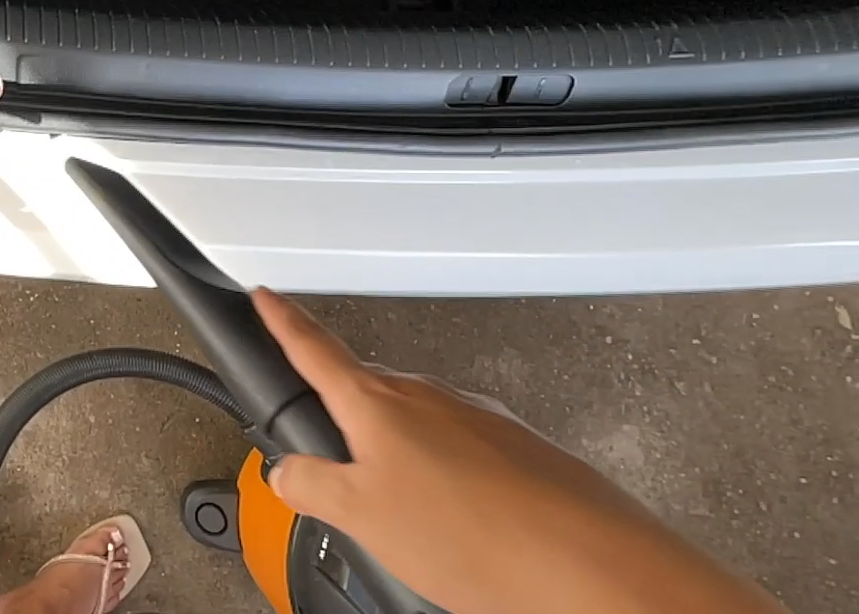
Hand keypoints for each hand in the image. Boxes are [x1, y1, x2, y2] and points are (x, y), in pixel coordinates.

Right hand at [252, 289, 786, 613]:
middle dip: (350, 421)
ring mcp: (483, 420)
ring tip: (420, 523)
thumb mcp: (363, 520)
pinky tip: (471, 529)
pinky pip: (471, 455)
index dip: (282, 319)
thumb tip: (288, 472)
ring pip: (421, 428)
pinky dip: (458, 482)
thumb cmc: (478, 541)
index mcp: (376, 405)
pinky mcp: (530, 451)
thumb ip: (312, 486)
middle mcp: (428, 397)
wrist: (608, 580)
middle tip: (347, 472)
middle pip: (367, 395)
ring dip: (408, 460)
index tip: (265, 294)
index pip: (314, 348)